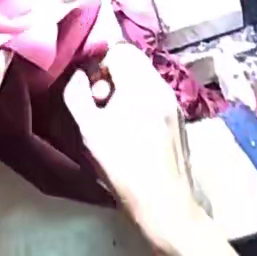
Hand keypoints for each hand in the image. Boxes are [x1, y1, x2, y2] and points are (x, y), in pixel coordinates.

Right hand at [64, 44, 231, 255]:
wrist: (167, 207)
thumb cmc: (125, 170)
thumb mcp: (91, 134)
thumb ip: (77, 96)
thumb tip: (77, 74)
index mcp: (140, 84)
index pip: (119, 49)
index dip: (100, 63)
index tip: (91, 88)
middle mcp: (161, 85)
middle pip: (133, 59)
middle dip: (113, 73)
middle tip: (101, 101)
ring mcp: (173, 100)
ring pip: (144, 75)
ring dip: (126, 86)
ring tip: (115, 116)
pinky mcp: (179, 116)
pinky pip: (155, 92)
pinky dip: (141, 98)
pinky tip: (134, 127)